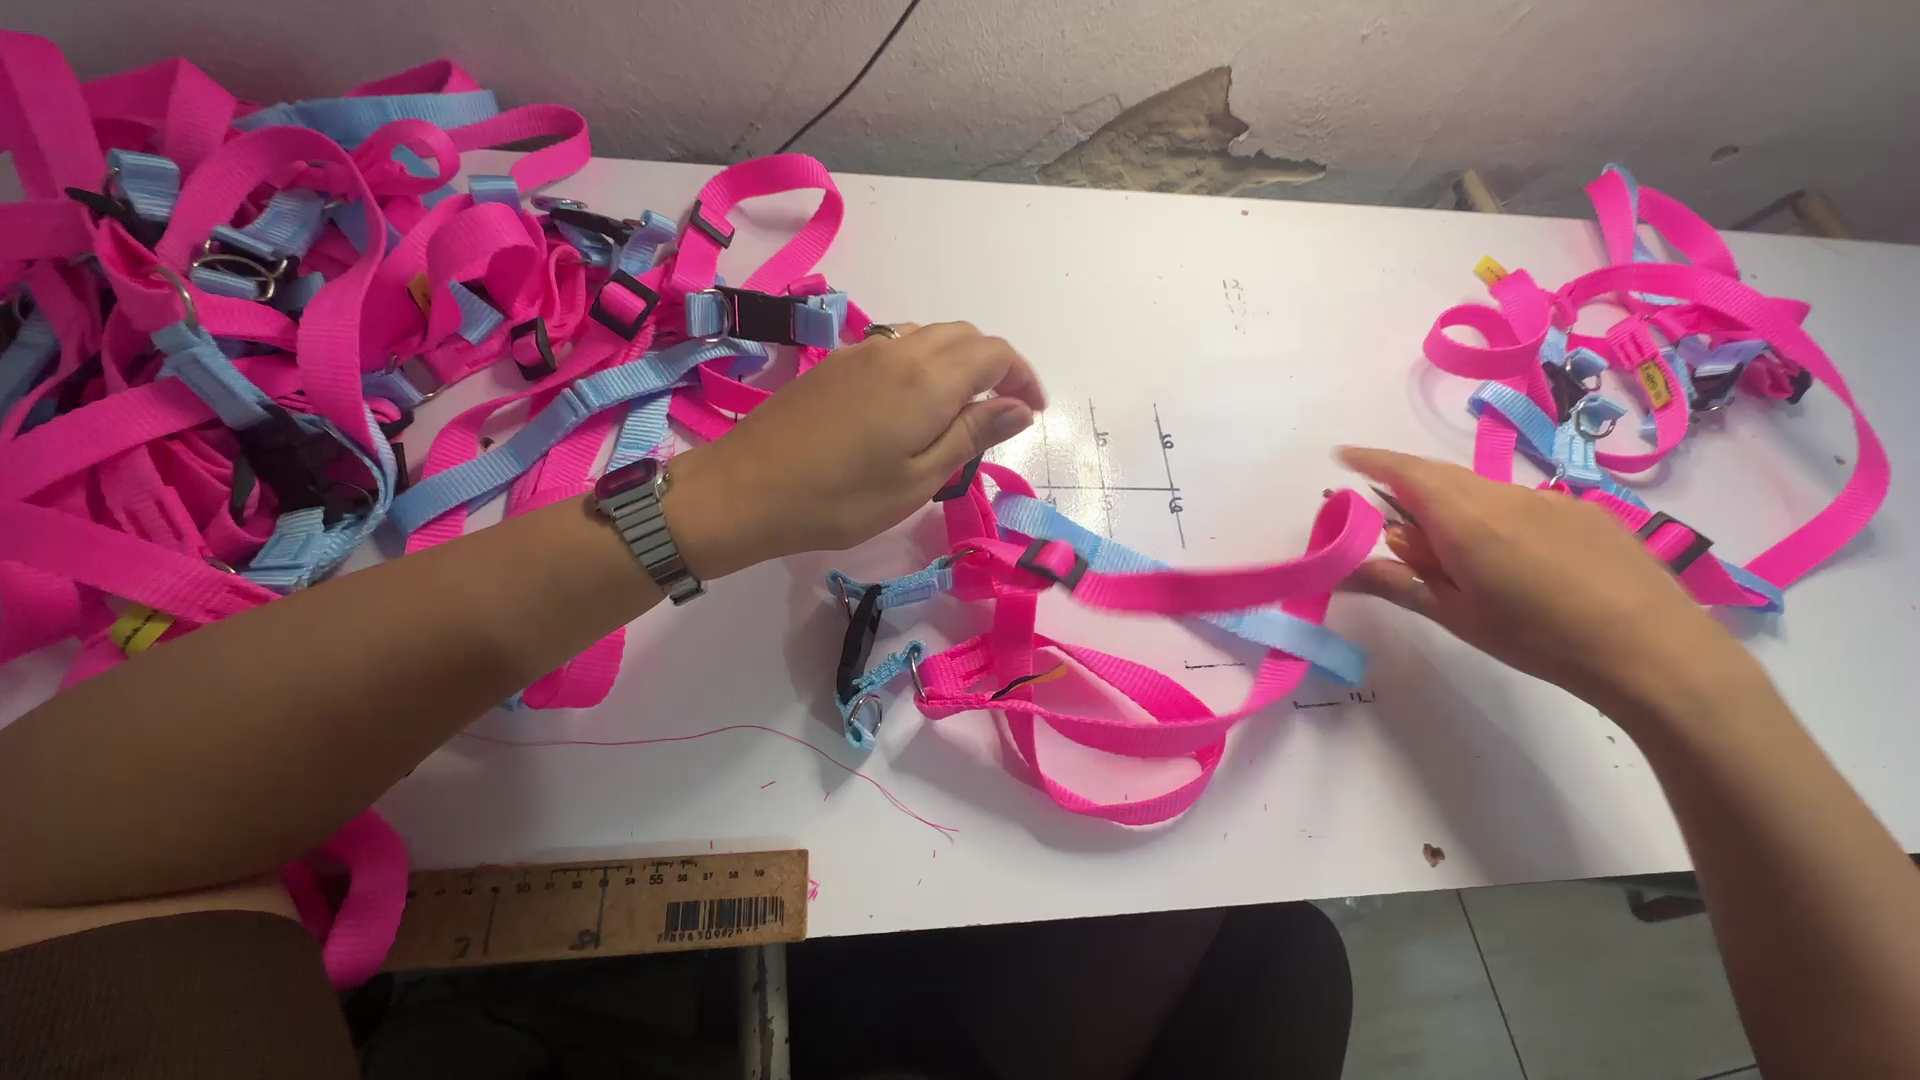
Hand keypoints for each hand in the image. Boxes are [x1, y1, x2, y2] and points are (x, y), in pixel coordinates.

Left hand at [665, 322, 1046, 577]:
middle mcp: (898, 350)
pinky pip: (896, 345)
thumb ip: (972, 435)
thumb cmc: (841, 498)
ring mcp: (862, 351)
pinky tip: (913, 403)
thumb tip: (1018, 407)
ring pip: (929, 336)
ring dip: (959, 361)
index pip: (994, 354)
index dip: (1022, 377)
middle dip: (995, 366)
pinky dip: (924, 362)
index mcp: (927, 378)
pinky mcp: (835, 363)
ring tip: (962, 409)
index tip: (1032, 413)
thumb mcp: (919, 478)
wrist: (746, 489)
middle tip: (1003, 412)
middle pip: (964, 336)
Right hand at [1336, 447, 1756, 715]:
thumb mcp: (1455, 616)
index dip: (1371, 460)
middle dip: (1407, 488)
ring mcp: (1549, 500)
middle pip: (1440, 477)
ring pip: (1481, 491)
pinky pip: (1519, 504)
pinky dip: (1494, 519)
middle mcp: (1503, 495)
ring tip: (1457, 562)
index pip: (1405, 473)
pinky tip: (1514, 564)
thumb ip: (1396, 582)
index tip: (1342, 455)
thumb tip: (1342, 569)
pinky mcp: (1584, 512)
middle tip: (1393, 528)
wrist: (1654, 650)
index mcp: (1465, 519)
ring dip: (1453, 510)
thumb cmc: (1538, 638)